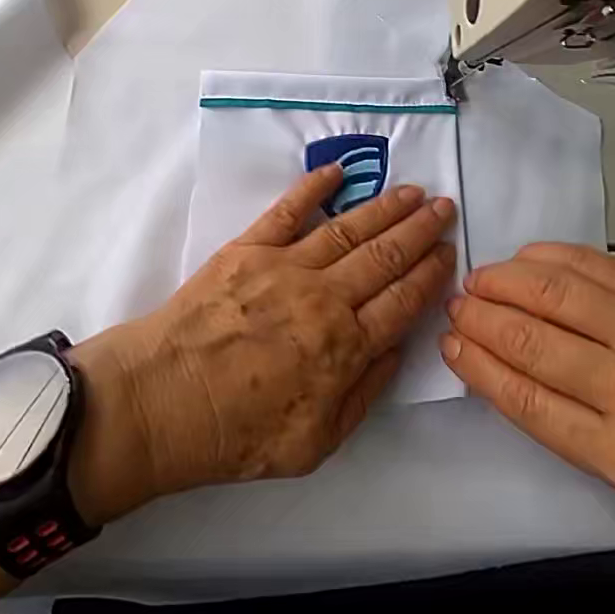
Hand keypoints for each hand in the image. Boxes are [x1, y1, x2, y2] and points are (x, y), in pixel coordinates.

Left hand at [69, 164, 457, 523]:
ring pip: (346, 231)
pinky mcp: (245, 250)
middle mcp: (324, 299)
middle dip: (418, 232)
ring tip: (411, 192)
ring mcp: (283, 268)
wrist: (165, 400)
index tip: (449, 253)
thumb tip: (395, 348)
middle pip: (384, 259)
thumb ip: (363, 393)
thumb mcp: (317, 441)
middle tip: (443, 209)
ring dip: (383, 209)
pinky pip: (286, 211)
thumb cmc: (238, 432)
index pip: (403, 302)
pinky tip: (336, 172)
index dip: (430, 275)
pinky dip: (313, 187)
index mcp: (346, 348)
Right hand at [442, 244, 614, 531]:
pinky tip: (519, 262)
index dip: (476, 364)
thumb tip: (484, 357)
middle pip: (532, 341)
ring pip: (553, 293)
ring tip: (476, 281)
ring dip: (500, 281)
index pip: (526, 399)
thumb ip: (556, 420)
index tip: (449, 342)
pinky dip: (542, 257)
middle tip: (453, 306)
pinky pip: (589, 265)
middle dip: (478, 317)